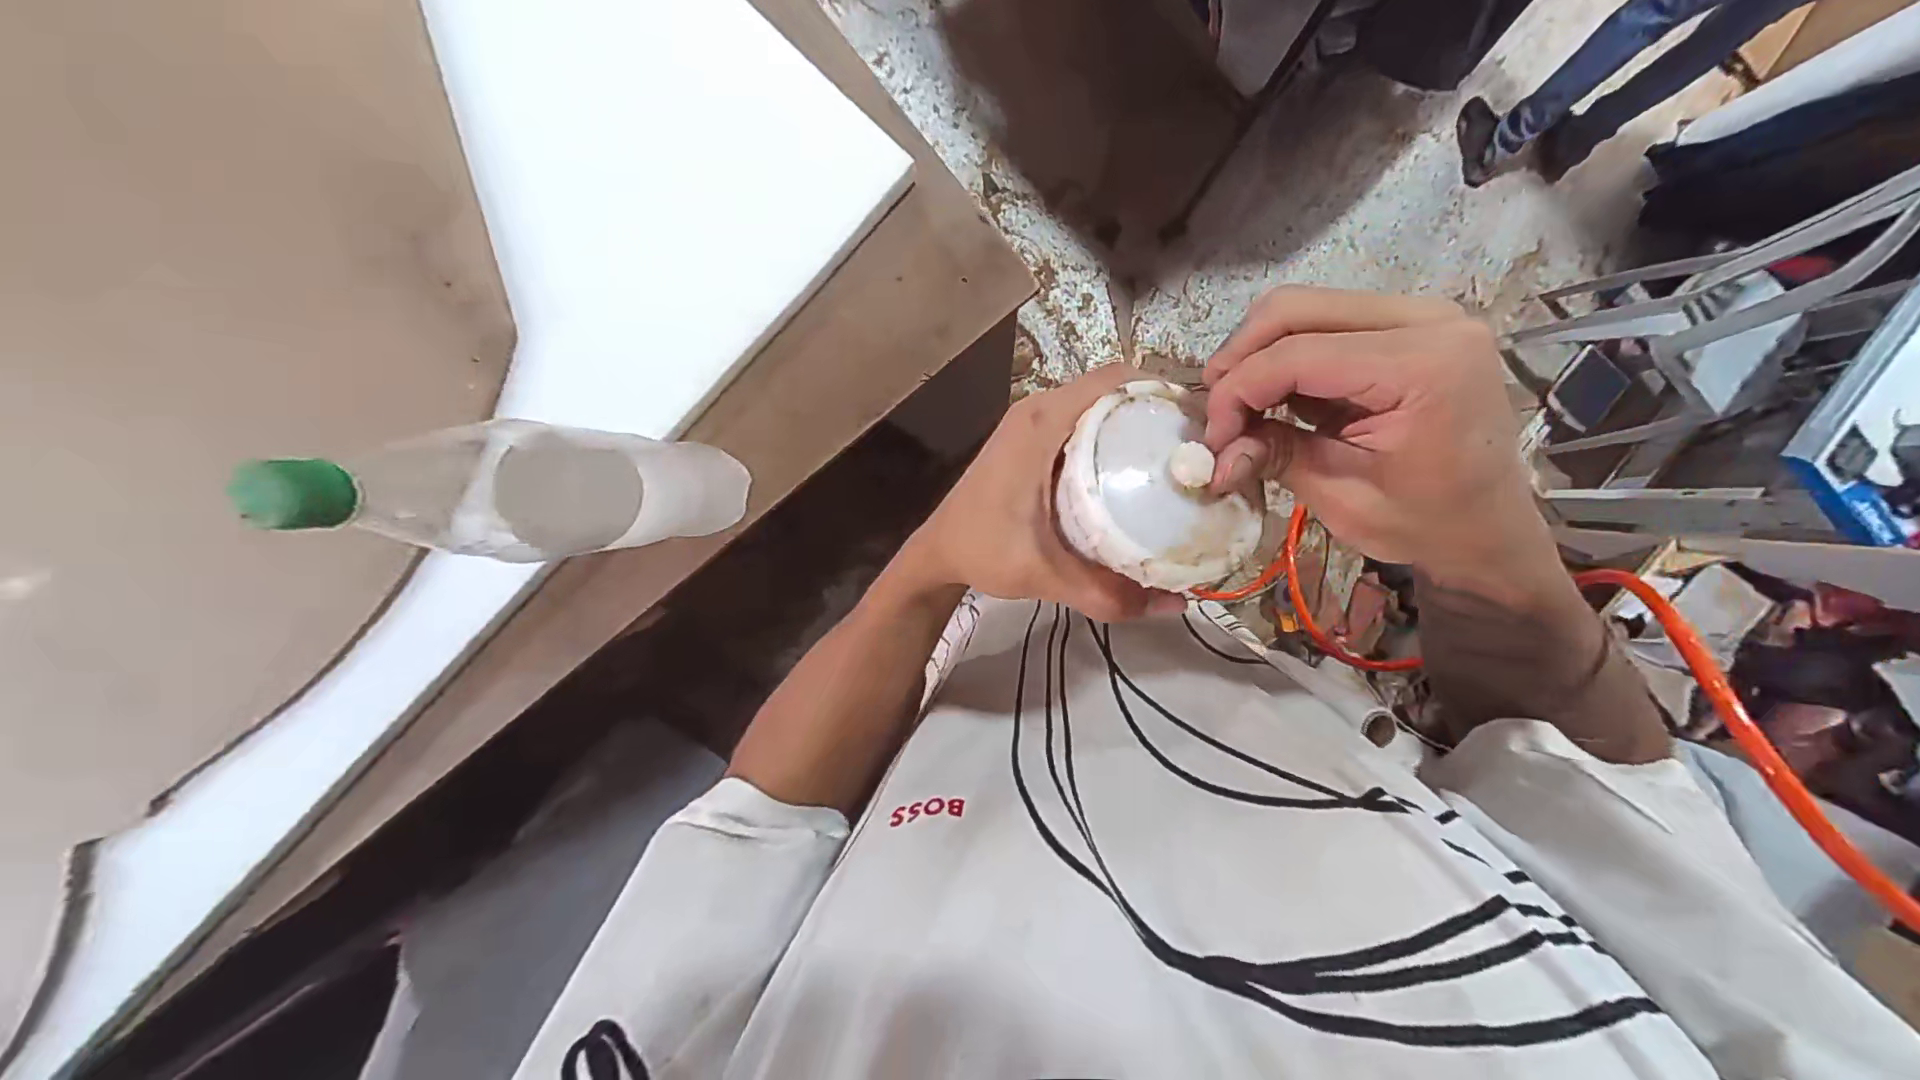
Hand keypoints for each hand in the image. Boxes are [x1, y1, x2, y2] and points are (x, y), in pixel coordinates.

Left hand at [902, 364, 1187, 621]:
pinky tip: (1131, 468)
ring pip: (1096, 402)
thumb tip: (1177, 604)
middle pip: (1112, 388)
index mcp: (1042, 424)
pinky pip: (1080, 418)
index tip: (1200, 426)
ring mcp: (1029, 420)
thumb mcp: (1046, 574)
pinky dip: (1109, 431)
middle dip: (1157, 408)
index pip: (1116, 379)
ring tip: (1173, 456)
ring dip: (1134, 419)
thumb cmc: (983, 552)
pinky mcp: (1027, 436)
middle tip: (1195, 448)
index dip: (1163, 390)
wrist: (937, 552)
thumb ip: (1108, 593)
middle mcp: (1036, 409)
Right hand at [1200, 287, 1553, 595]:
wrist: (1489, 527)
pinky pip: (1321, 322)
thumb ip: (1274, 457)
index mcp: (1423, 366)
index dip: (1236, 393)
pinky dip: (1282, 357)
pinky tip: (1274, 398)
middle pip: (1293, 309)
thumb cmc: (1426, 522)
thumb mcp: (1342, 498)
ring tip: (1241, 408)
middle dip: (1237, 360)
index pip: (1295, 355)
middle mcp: (1426, 319)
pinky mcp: (1405, 326)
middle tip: (1216, 412)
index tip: (1212, 440)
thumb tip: (1212, 456)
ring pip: (1302, 308)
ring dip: (1256, 356)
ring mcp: (1419, 315)